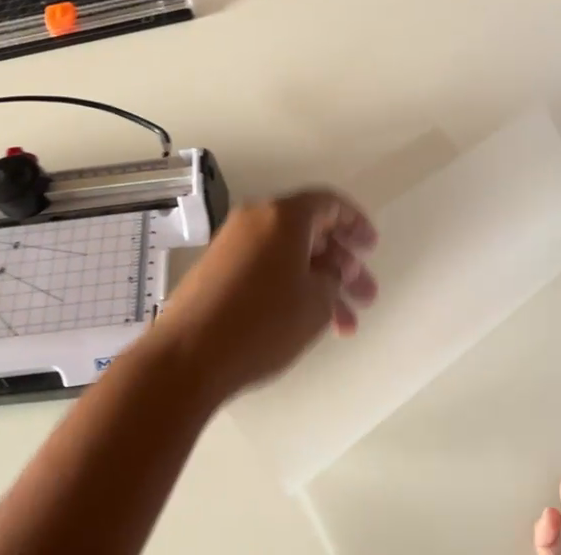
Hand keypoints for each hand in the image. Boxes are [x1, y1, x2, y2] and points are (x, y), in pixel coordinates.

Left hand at [145, 187, 377, 399]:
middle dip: (343, 265)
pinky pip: (267, 269)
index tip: (372, 248)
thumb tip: (329, 273)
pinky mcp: (218, 272)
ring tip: (346, 325)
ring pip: (290, 257)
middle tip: (366, 296)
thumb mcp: (316, 302)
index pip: (328, 204)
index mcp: (283, 215)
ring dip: (321, 285)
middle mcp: (256, 220)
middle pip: (310, 233)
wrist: (188, 355)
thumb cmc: (262, 322)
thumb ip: (333, 280)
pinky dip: (292, 289)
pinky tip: (309, 323)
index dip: (356, 224)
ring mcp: (233, 246)